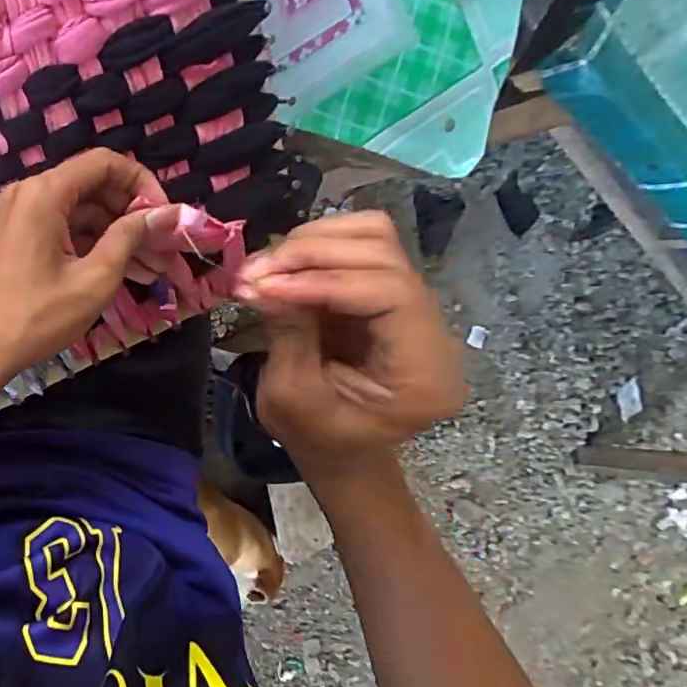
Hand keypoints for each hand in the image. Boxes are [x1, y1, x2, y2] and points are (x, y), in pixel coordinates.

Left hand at [0, 148, 164, 382]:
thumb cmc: (36, 316)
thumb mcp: (94, 278)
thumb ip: (131, 237)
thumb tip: (166, 213)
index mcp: (44, 192)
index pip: (105, 163)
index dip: (142, 182)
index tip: (165, 215)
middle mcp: (31, 194)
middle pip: (96, 187)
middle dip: (135, 215)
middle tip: (168, 247)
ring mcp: (23, 216)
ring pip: (85, 212)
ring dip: (121, 235)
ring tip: (157, 268)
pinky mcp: (22, 237)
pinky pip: (67, 229)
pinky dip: (97, 246)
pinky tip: (129, 272)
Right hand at [234, 211, 465, 466]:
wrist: (340, 450)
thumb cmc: (318, 438)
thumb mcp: (293, 397)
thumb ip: (288, 334)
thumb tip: (260, 280)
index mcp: (424, 371)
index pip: (390, 294)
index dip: (324, 280)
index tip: (265, 286)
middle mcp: (432, 329)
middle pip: (383, 255)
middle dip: (312, 254)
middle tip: (254, 271)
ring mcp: (411, 304)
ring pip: (373, 236)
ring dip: (311, 242)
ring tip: (263, 265)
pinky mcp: (383, 291)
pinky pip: (356, 246)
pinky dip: (313, 245)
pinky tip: (279, 264)